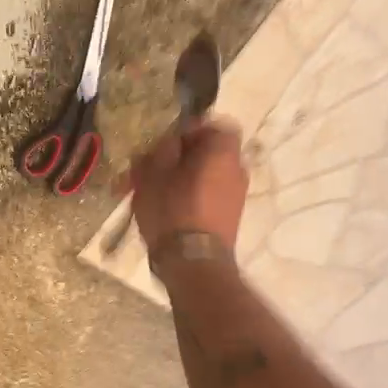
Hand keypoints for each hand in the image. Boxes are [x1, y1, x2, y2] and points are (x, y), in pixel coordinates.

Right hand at [131, 119, 247, 249]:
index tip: (165, 143)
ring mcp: (236, 194)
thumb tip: (172, 141)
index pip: (215, 127)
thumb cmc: (171, 211)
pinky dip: (189, 194)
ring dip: (181, 177)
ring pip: (206, 174)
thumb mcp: (153, 175)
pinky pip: (208, 193)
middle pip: (209, 152)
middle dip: (179, 157)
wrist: (193, 260)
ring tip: (153, 191)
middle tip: (151, 169)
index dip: (190, 131)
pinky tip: (167, 208)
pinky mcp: (230, 215)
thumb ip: (163, 151)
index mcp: (222, 153)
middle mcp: (237, 169)